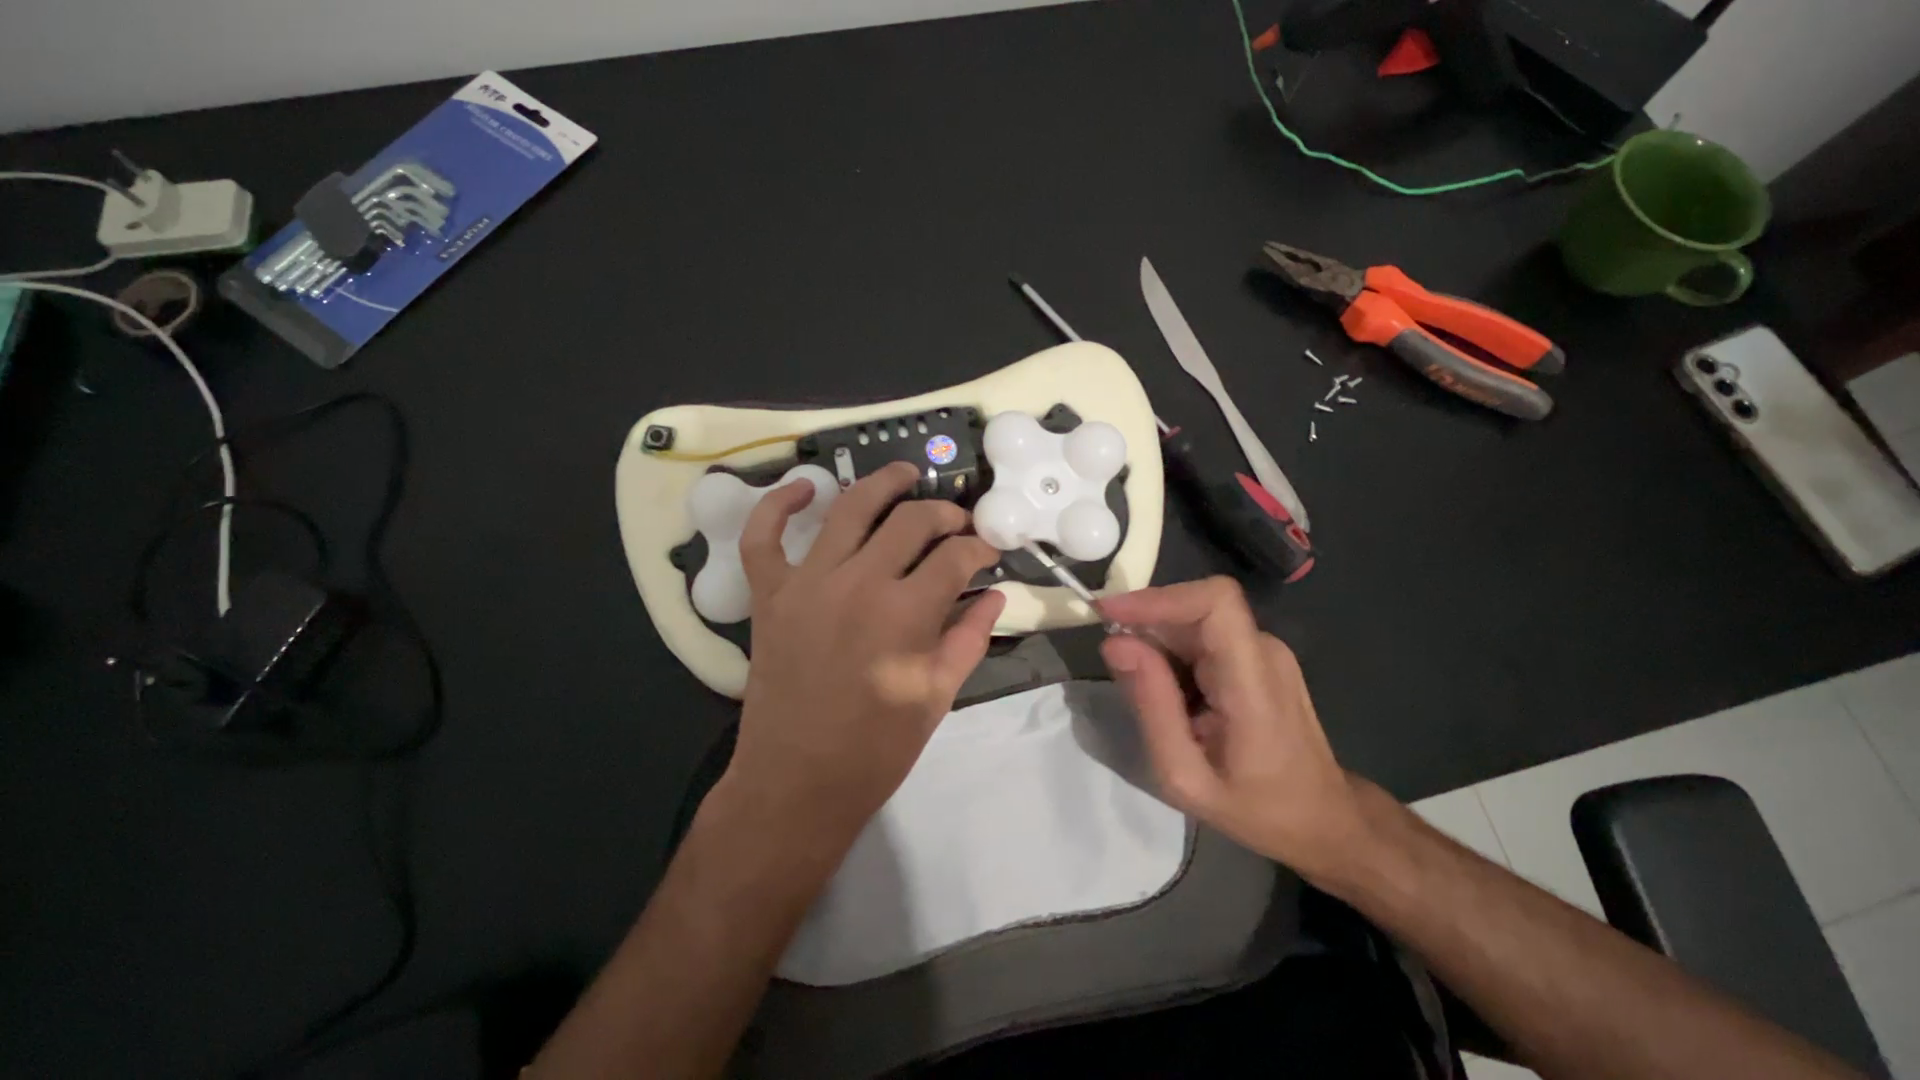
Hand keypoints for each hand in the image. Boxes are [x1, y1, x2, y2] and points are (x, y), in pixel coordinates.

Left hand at [724, 461, 1006, 844]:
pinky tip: (805, 487)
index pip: (954, 556)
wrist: (798, 781)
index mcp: (905, 612)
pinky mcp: (769, 595)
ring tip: (906, 473)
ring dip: (881, 484)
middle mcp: (857, 582)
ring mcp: (806, 583)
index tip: (988, 551)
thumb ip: (968, 637)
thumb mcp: (937, 696)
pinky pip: (762, 535)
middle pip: (909, 521)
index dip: (980, 548)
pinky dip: (779, 504)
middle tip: (957, 521)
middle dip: (944, 513)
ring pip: (847, 510)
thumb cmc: (875, 749)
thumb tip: (993, 595)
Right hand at [1099, 577, 1367, 883]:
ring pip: (1197, 621)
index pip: (1215, 602)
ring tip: (1144, 694)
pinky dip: (1174, 654)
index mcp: (1253, 682)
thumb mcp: (1186, 777)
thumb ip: (1152, 707)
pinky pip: (1207, 637)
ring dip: (1158, 643)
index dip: (1159, 598)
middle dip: (1146, 625)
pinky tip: (1170, 698)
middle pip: (1197, 608)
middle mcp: (1265, 652)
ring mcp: (1267, 652)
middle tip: (1115, 669)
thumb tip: (1115, 644)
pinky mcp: (1260, 658)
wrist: (1321, 819)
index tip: (1108, 615)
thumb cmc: (1256, 808)